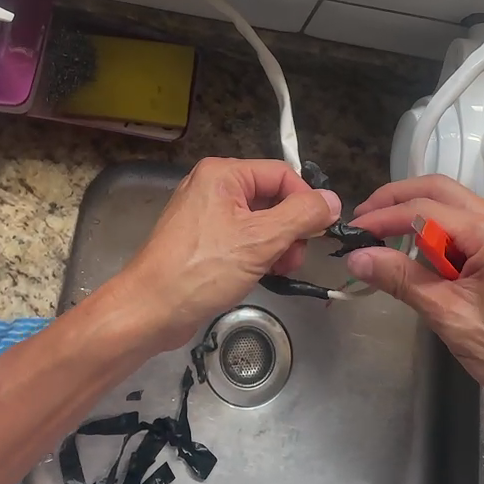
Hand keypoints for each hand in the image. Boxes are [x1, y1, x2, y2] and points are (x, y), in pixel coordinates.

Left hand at [113, 158, 339, 351]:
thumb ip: (301, 216)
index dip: (305, 201)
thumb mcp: (261, 240)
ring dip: (277, 244)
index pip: (281, 174)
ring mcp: (205, 213)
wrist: (150, 310)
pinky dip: (258, 253)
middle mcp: (213, 185)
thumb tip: (332, 200)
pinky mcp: (202, 239)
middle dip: (290, 228)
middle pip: (271, 196)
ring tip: (278, 270)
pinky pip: (242, 237)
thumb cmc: (204, 269)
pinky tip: (262, 274)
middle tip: (293, 258)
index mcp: (223, 174)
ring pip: (259, 220)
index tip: (319, 234)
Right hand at [344, 175, 483, 423]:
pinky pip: (465, 226)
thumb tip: (357, 257)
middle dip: (396, 200)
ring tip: (382, 238)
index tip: (352, 232)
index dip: (383, 217)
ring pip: (452, 205)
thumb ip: (402, 279)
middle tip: (363, 220)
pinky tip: (417, 253)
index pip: (423, 208)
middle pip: (438, 190)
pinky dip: (435, 232)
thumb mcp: (450, 317)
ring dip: (415, 214)